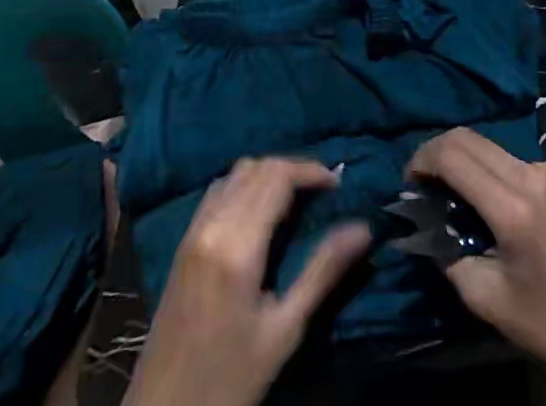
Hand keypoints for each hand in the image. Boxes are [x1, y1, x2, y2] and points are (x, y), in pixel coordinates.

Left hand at [124, 159, 371, 405]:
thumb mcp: (284, 329)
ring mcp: (192, 234)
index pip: (277, 177)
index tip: (338, 183)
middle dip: (294, 168)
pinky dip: (245, 185)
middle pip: (257, 168)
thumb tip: (363, 228)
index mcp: (237, 246)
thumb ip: (323, 271)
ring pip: (234, 174)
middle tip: (323, 188)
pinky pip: (217, 192)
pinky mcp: (182, 245)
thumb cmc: (229, 376)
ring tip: (297, 195)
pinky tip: (261, 209)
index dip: (311, 170)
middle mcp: (211, 227)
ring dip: (269, 173)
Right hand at [407, 130, 545, 405]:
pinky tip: (474, 197)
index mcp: (514, 206)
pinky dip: (480, 167)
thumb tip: (420, 221)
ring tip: (442, 194)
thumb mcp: (482, 296)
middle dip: (435, 153)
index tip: (406, 186)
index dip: (421, 161)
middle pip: (469, 139)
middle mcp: (532, 175)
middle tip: (418, 186)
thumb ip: (445, 250)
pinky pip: (506, 158)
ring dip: (458, 159)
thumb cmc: (544, 321)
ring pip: (487, 145)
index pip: (454, 156)